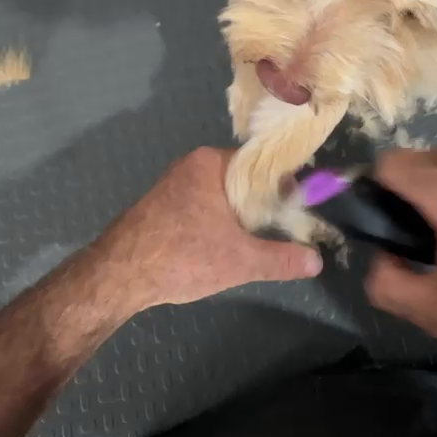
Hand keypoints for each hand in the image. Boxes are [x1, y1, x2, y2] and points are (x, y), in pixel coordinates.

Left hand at [91, 147, 321, 313]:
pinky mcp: (161, 206)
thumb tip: (316, 260)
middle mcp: (191, 165)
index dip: (283, 186)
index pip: (260, 164)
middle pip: (241, 181)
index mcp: (211, 163)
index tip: (301, 209)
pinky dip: (216, 224)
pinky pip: (200, 207)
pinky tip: (222, 249)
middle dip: (262, 206)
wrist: (120, 273)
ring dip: (238, 218)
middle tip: (282, 231)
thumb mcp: (241, 260)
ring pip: (220, 197)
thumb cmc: (183, 255)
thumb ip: (281, 258)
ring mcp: (173, 185)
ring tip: (256, 243)